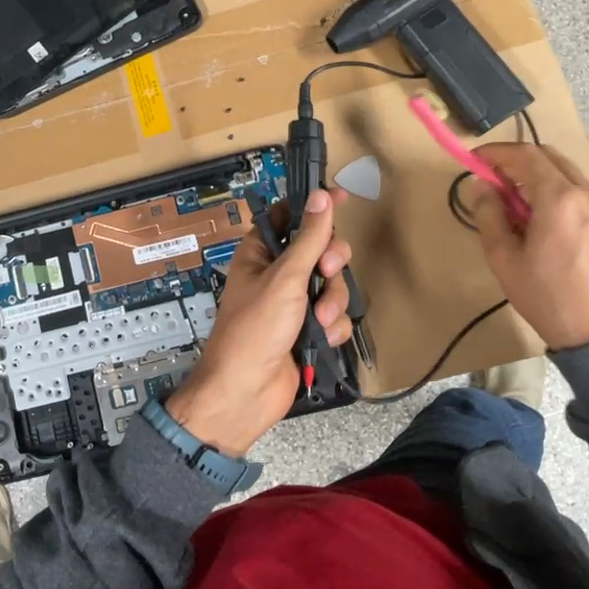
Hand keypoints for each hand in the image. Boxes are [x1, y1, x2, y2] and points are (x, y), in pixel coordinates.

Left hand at [165, 188, 352, 456]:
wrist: (246, 391)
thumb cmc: (253, 330)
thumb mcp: (284, 279)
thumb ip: (308, 239)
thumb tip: (321, 198)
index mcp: (260, 253)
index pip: (290, 216)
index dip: (315, 207)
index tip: (342, 197)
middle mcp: (277, 273)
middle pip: (321, 250)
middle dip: (330, 263)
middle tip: (326, 271)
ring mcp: (293, 302)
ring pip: (332, 285)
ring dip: (332, 301)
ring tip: (320, 318)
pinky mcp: (308, 329)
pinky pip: (335, 315)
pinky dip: (332, 326)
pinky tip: (322, 339)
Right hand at [465, 143, 588, 350]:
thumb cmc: (548, 298)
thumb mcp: (504, 259)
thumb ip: (489, 215)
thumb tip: (483, 187)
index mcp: (560, 200)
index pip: (525, 155)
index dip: (496, 152)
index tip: (475, 160)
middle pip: (551, 158)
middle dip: (518, 162)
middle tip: (495, 182)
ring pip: (570, 176)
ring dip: (541, 179)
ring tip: (521, 209)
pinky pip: (587, 196)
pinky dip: (562, 196)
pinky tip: (550, 226)